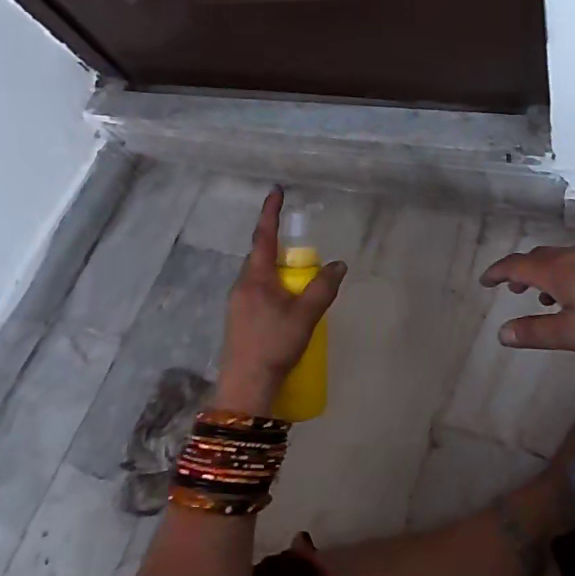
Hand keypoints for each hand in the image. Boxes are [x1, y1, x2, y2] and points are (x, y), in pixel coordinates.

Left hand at [213, 187, 346, 414]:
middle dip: (276, 247)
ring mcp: (237, 303)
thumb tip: (338, 264)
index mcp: (255, 278)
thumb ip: (322, 288)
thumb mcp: (305, 316)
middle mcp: (241, 285)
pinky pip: (255, 293)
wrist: (246, 383)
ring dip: (275, 271)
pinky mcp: (238, 320)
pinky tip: (284, 308)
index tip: (276, 192)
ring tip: (295, 282)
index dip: (270, 213)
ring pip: (257, 277)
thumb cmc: (274, 344)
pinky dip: (271, 289)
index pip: (263, 237)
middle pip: (259, 257)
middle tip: (297, 249)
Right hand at [478, 245, 574, 352]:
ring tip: (549, 297)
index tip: (485, 281)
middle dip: (522, 272)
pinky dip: (572, 273)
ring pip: (563, 259)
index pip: (515, 265)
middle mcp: (574, 255)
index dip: (497, 272)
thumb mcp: (573, 334)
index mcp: (555, 271)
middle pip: (538, 257)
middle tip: (515, 289)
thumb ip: (534, 332)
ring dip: (548, 274)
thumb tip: (501, 333)